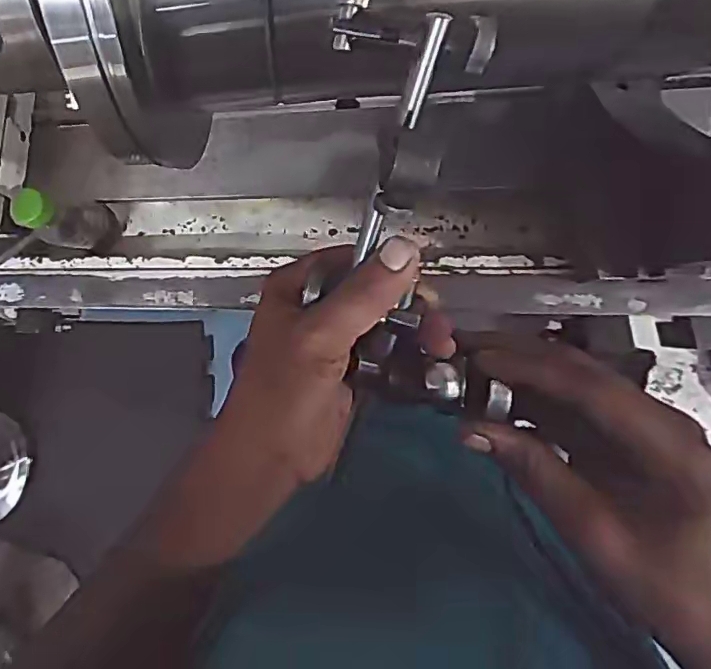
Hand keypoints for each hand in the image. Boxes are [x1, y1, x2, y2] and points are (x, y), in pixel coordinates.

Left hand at [208, 238, 438, 490]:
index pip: (349, 260)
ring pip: (383, 322)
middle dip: (408, 306)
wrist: (270, 460)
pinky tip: (428, 365)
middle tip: (436, 325)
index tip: (421, 283)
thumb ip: (363, 294)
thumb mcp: (321, 336)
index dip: (386, 267)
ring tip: (440, 346)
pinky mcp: (349, 370)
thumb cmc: (283, 394)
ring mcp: (333, 339)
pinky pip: (385, 352)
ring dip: (413, 332)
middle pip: (372, 292)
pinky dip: (406, 356)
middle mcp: (315, 307)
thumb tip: (403, 249)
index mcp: (297, 287)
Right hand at [460, 334, 710, 668]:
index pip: (597, 392)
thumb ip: (534, 471)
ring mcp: (652, 421)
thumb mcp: (588, 532)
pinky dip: (536, 391)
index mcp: (676, 452)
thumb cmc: (651, 583)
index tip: (481, 359)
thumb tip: (469, 428)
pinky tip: (501, 388)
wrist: (697, 614)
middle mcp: (669, 423)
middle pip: (587, 374)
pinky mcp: (631, 427)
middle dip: (522, 357)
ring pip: (579, 378)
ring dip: (525, 367)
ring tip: (474, 361)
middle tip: (466, 348)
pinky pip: (578, 398)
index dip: (534, 369)